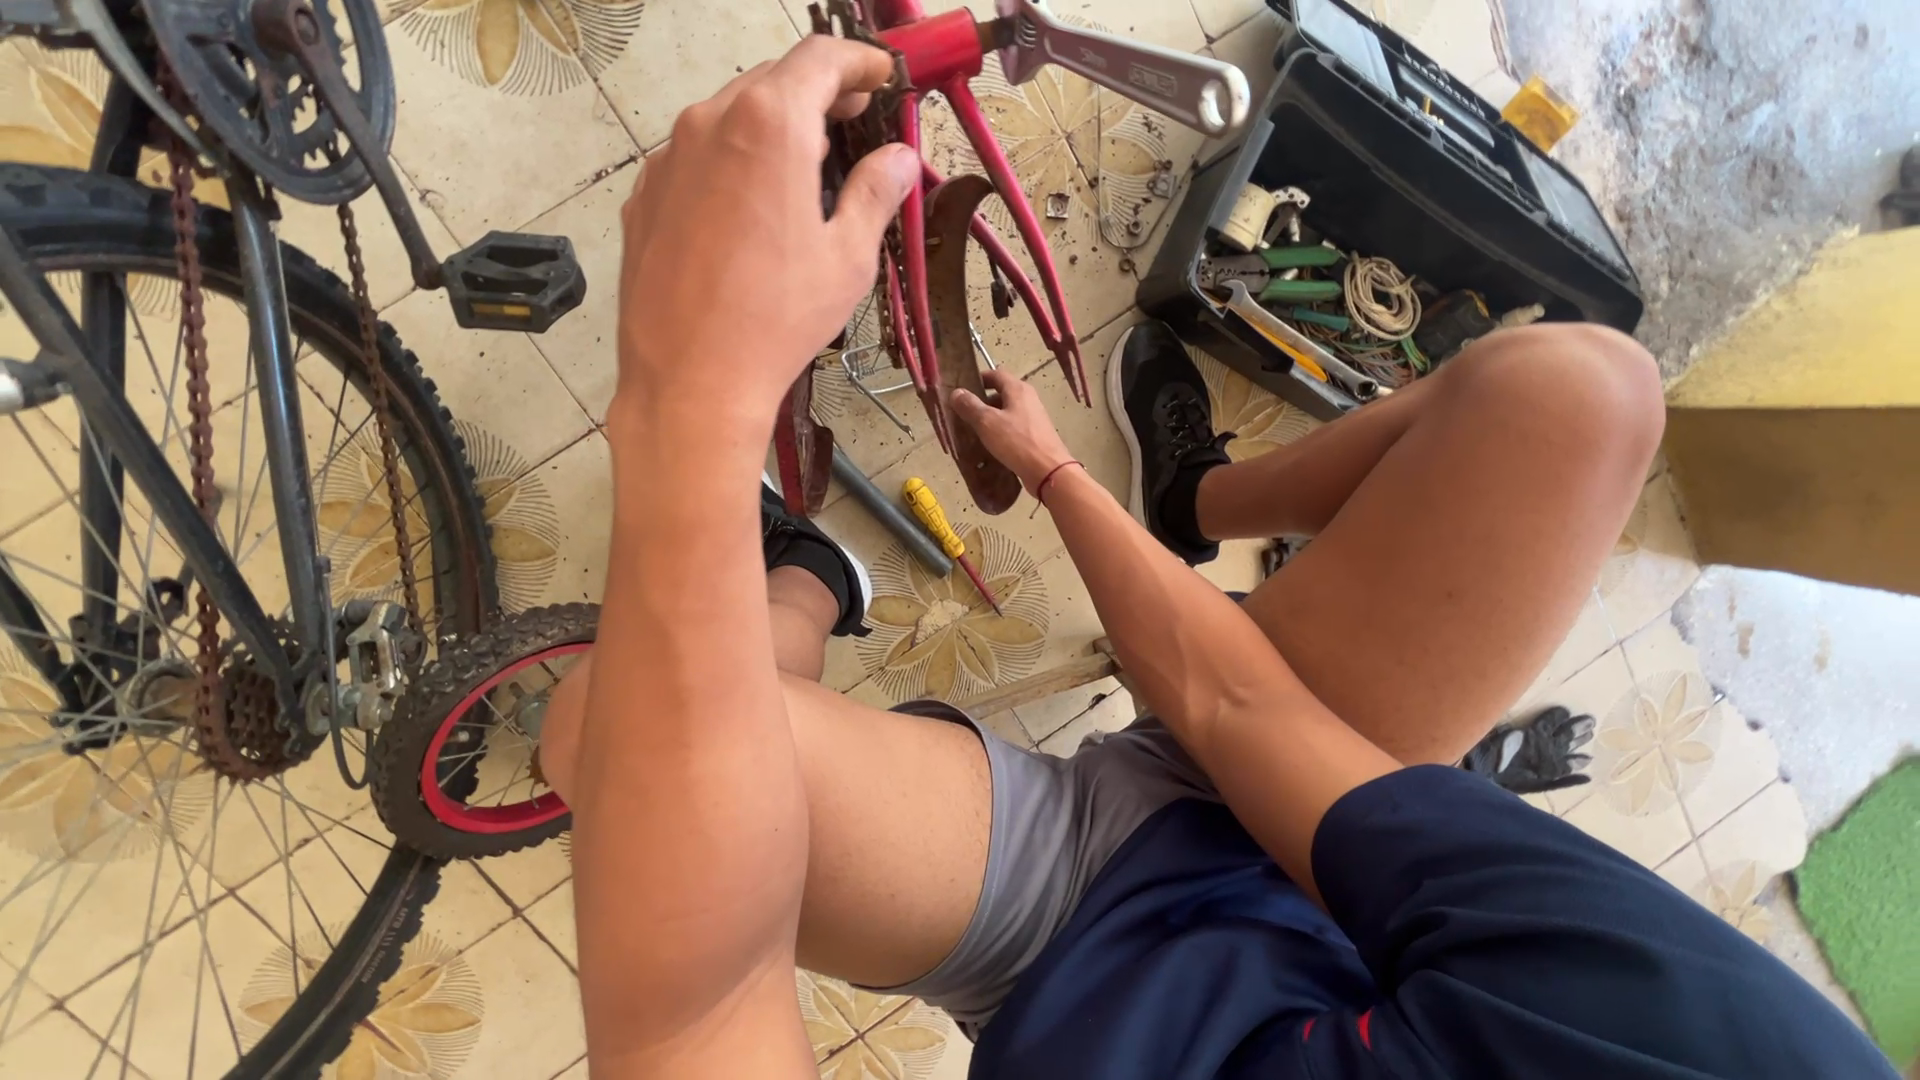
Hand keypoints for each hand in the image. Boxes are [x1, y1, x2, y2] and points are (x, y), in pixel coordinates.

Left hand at [612, 36, 918, 427]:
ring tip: (803, 175)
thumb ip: (875, 193)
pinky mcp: (645, 197)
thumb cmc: (777, 318)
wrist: (691, 379)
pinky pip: (696, 160)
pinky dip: (730, 165)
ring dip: (772, 131)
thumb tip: (898, 159)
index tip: (880, 76)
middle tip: (852, 124)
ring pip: (729, 119)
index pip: (820, 59)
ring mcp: (667, 159)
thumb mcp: (847, 258)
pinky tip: (748, 214)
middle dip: (817, 96)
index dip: (859, 61)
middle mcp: (709, 122)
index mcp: (769, 125)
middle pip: (771, 82)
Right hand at [948, 370, 1074, 493]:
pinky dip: (1001, 431)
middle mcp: (1028, 399)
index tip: (963, 389)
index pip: (996, 374)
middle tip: (964, 413)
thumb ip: (970, 406)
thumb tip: (956, 392)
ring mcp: (1034, 417)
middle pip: (1002, 393)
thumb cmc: (1016, 442)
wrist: (1048, 470)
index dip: (979, 378)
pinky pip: (1014, 427)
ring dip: (991, 418)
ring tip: (973, 430)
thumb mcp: (987, 422)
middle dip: (982, 401)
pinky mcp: (1036, 435)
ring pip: (1007, 411)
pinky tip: (991, 444)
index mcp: (1018, 389)